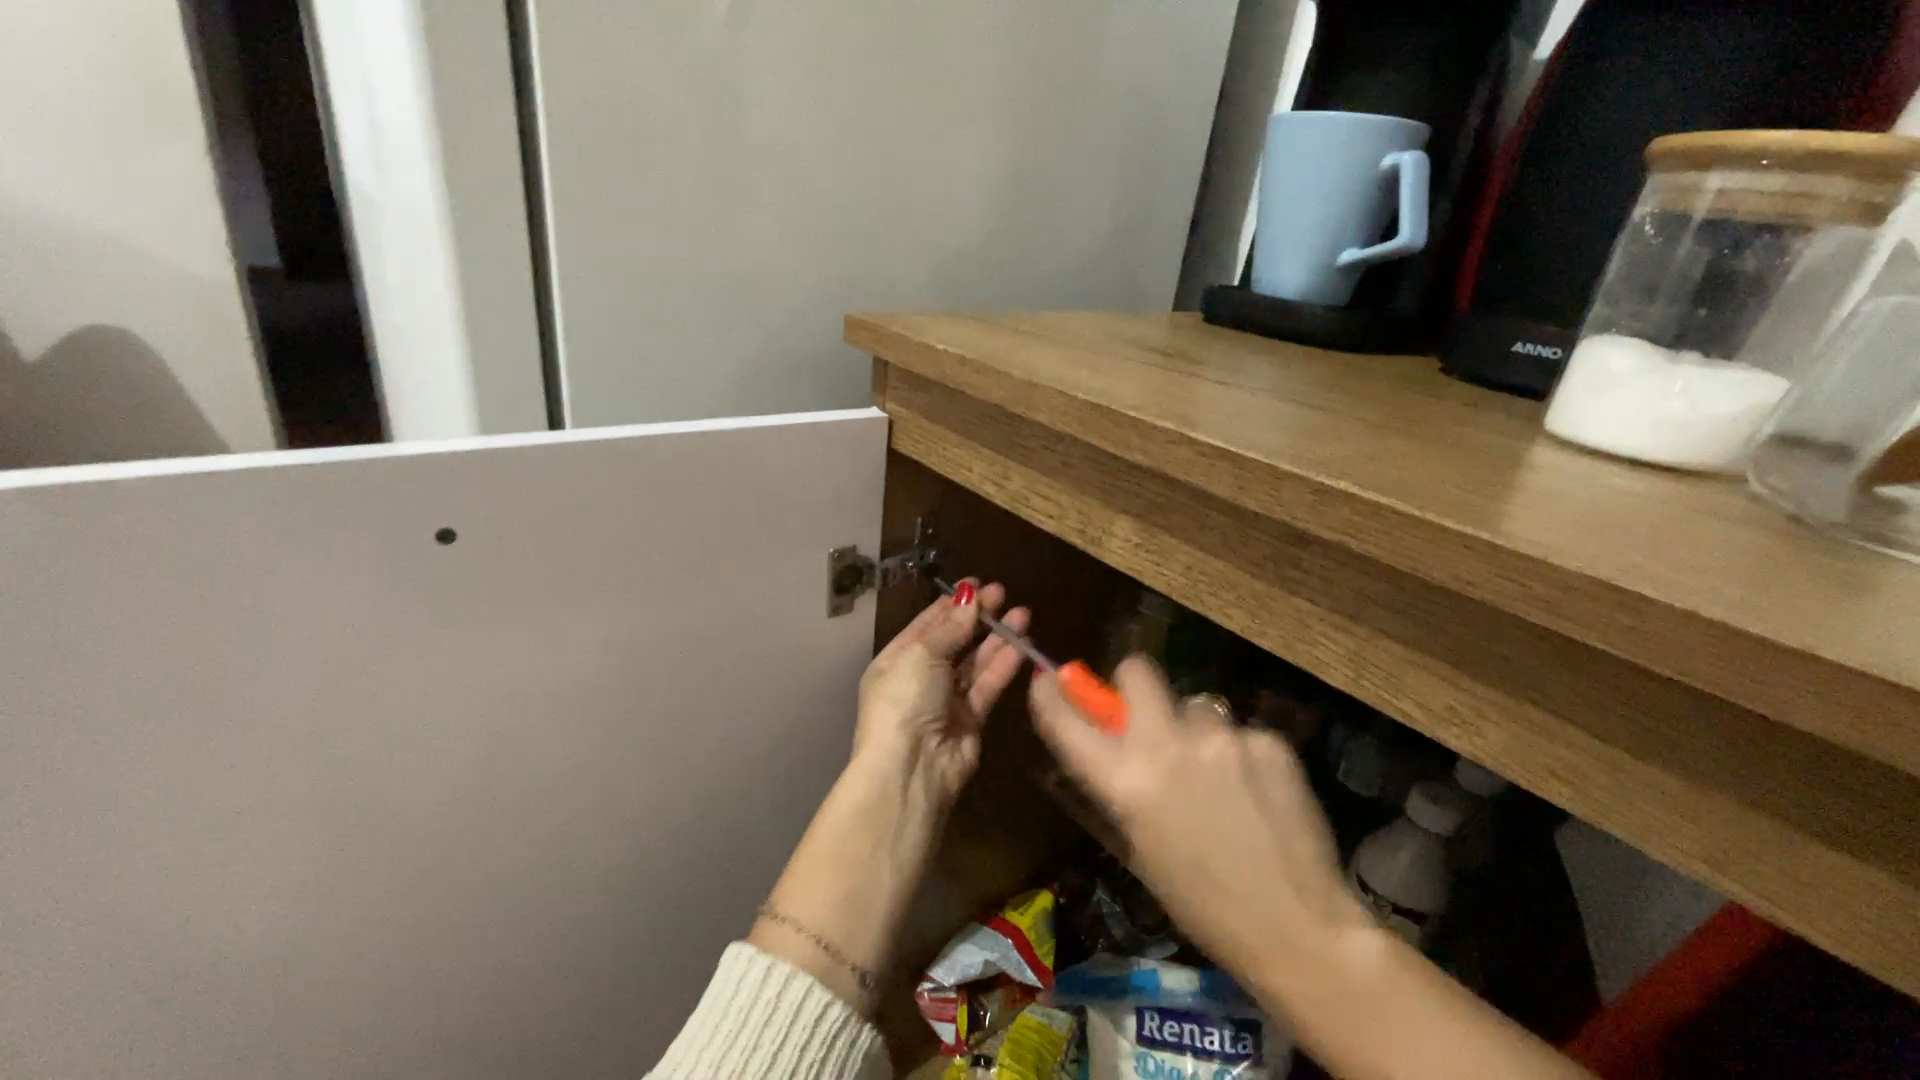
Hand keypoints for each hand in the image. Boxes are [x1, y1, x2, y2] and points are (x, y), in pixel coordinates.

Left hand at [855, 581, 1029, 809]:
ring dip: (997, 638)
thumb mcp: (921, 654)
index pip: (926, 625)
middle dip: (977, 617)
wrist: (911, 768)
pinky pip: (988, 686)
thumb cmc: (905, 701)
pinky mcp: (970, 720)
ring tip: (1022, 613)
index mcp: (895, 660)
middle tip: (1004, 593)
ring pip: (975, 663)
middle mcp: (919, 678)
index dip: (951, 604)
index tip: (978, 584)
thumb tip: (969, 596)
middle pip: (953, 641)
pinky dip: (1004, 665)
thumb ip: (951, 627)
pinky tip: (1022, 644)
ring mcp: (945, 700)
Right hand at [1030, 657, 1369, 981]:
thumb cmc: (1203, 907)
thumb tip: (1091, 754)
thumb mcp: (1137, 852)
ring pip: (1195, 705)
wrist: (1297, 928)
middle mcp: (1168, 745)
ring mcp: (1223, 738)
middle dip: (1134, 686)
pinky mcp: (1269, 740)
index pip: (1066, 719)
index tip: (1049, 680)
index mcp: (1125, 782)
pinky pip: (1238, 731)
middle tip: (1148, 717)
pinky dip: (1238, 753)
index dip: (1050, 694)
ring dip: (1194, 729)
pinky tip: (1256, 793)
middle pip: (1137, 671)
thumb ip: (1111, 794)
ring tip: (1217, 777)